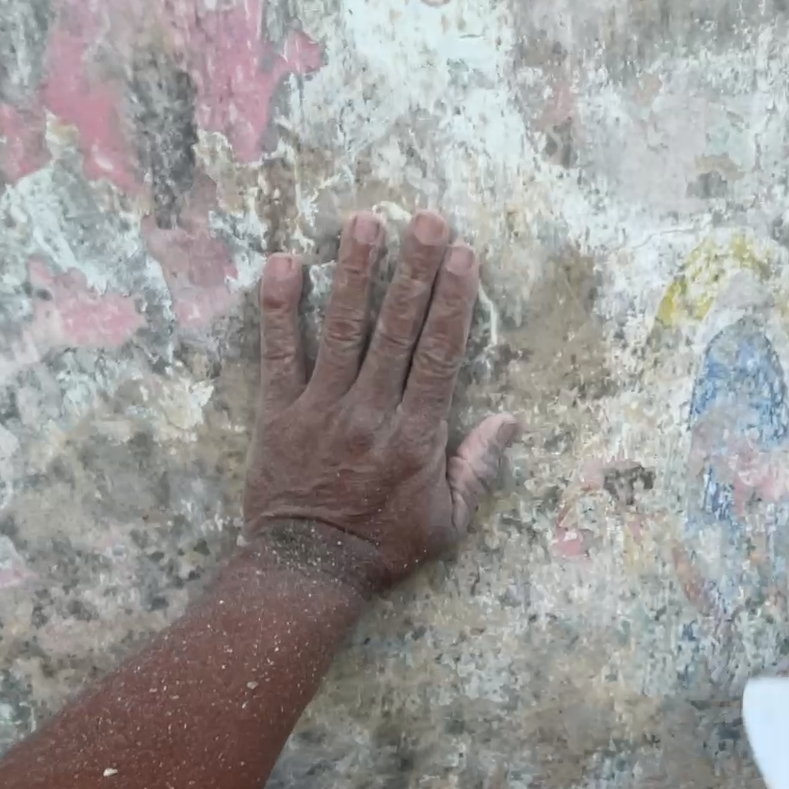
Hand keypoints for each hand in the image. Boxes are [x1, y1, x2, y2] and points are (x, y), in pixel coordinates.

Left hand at [245, 210, 519, 593]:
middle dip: (415, 271)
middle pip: (398, 330)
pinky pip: (278, 354)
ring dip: (354, 272)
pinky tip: (284, 263)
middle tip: (426, 219)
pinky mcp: (278, 413)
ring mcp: (322, 409)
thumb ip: (479, 468)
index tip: (464, 256)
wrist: (310, 569)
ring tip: (363, 221)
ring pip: (341, 330)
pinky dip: (279, 309)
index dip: (453, 302)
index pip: (440, 356)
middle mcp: (372, 413)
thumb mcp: (450, 521)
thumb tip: (511, 420)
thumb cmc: (387, 546)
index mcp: (418, 438)